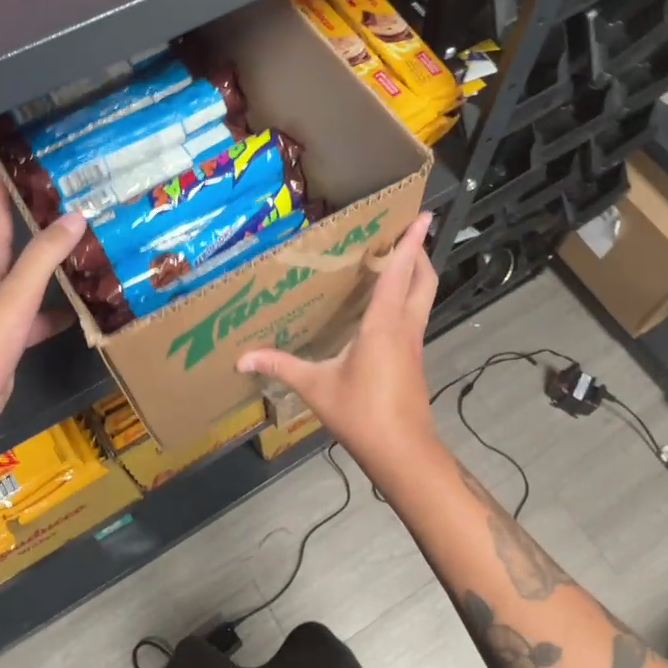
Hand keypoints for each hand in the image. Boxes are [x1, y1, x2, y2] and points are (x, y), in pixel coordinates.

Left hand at [0, 166, 85, 427]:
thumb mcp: (16, 295)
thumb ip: (45, 256)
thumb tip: (75, 216)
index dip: (0, 186)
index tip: (12, 160)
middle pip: (14, 242)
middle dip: (37, 221)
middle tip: (70, 201)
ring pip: (28, 278)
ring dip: (52, 265)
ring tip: (87, 249)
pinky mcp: (6, 337)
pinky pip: (36, 312)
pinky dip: (56, 308)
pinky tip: (82, 309)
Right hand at [237, 211, 439, 468]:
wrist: (403, 452)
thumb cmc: (363, 414)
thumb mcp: (317, 388)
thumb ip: (281, 367)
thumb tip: (243, 359)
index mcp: (384, 324)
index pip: (401, 273)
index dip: (411, 242)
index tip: (423, 216)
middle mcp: (405, 328)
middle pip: (424, 280)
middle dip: (419, 253)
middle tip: (405, 234)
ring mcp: (414, 344)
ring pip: (424, 298)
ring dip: (416, 276)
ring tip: (396, 262)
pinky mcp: (414, 360)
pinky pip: (415, 317)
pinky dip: (408, 300)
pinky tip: (386, 309)